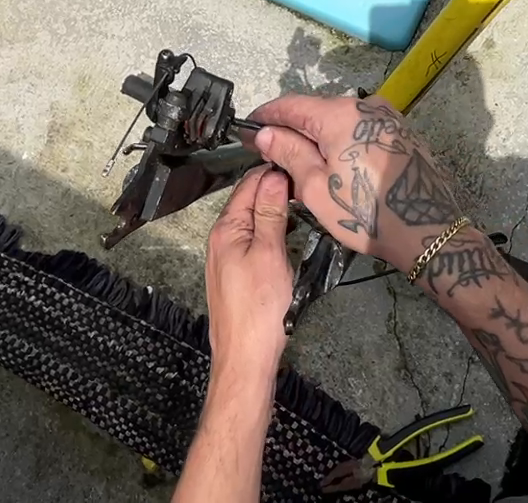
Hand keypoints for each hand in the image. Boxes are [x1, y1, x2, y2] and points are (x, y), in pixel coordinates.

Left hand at [204, 166, 294, 373]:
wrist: (245, 358)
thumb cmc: (259, 309)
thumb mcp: (270, 253)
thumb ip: (271, 212)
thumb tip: (275, 175)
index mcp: (226, 227)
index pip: (249, 183)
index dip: (274, 172)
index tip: (300, 168)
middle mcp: (221, 237)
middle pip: (249, 199)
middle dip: (274, 188)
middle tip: (306, 185)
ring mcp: (227, 254)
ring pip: (252, 218)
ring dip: (274, 209)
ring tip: (301, 204)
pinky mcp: (236, 270)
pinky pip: (252, 237)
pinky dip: (270, 229)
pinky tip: (287, 233)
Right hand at [247, 94, 464, 274]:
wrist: (428, 229)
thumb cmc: (366, 213)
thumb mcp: (317, 187)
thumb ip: (289, 153)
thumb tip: (266, 133)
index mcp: (339, 114)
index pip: (290, 105)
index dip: (266, 117)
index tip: (249, 131)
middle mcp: (364, 106)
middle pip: (316, 111)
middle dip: (291, 130)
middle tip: (270, 155)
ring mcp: (387, 118)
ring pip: (339, 122)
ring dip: (317, 138)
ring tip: (300, 166)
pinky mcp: (401, 133)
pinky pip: (360, 130)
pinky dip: (342, 142)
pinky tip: (334, 167)